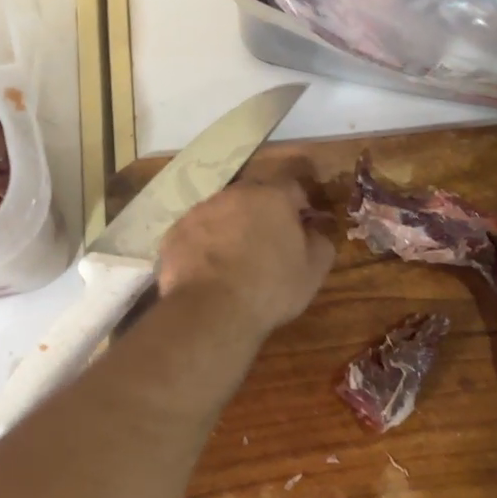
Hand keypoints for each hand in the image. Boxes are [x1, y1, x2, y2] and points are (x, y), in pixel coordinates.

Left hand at [156, 176, 335, 332]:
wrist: (211, 311)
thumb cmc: (271, 288)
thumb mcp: (313, 272)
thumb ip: (321, 243)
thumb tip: (315, 232)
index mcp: (273, 197)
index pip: (293, 186)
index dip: (300, 205)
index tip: (303, 226)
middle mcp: (234, 194)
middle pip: (254, 196)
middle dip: (264, 214)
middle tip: (270, 245)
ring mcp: (200, 211)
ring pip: (223, 212)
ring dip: (232, 228)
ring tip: (236, 261)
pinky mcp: (175, 233)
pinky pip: (197, 233)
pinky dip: (206, 246)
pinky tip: (210, 271)